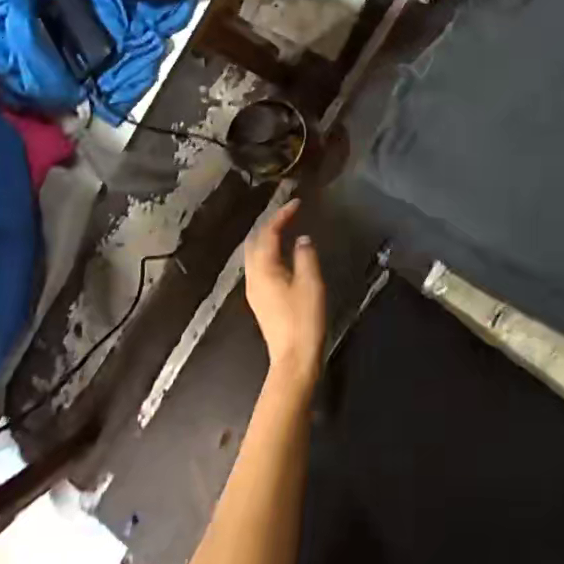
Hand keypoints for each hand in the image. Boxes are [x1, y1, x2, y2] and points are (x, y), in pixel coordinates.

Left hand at [244, 199, 326, 385]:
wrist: (293, 360)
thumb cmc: (303, 320)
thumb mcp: (311, 284)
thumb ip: (306, 256)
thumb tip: (302, 239)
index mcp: (263, 268)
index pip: (269, 232)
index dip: (282, 215)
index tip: (298, 203)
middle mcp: (253, 275)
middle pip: (255, 241)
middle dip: (270, 224)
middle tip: (289, 214)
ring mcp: (254, 289)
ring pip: (255, 254)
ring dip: (268, 239)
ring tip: (287, 230)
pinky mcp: (260, 300)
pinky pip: (260, 266)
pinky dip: (269, 253)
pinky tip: (284, 256)